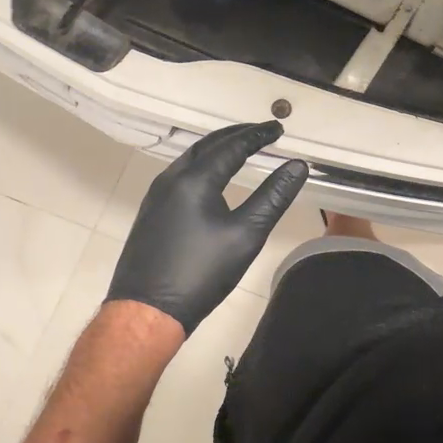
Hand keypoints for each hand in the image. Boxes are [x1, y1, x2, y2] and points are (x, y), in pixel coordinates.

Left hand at [106, 121, 308, 333]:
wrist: (145, 313)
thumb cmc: (200, 274)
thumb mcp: (246, 235)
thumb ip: (273, 197)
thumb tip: (297, 166)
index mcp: (195, 180)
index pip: (232, 146)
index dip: (257, 135)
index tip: (278, 128)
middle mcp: (172, 179)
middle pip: (208, 145)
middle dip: (237, 135)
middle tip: (262, 132)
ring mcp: (156, 196)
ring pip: (190, 158)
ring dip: (217, 147)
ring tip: (240, 148)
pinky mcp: (150, 213)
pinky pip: (180, 173)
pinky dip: (203, 163)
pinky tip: (211, 177)